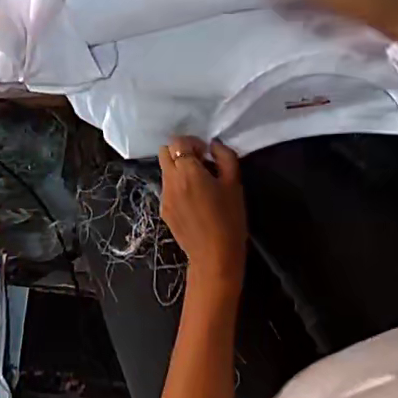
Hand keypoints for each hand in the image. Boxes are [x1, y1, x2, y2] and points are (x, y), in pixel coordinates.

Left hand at [157, 136, 246, 284]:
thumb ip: (225, 157)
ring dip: (178, 168)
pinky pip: (166, 187)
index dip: (192, 142)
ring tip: (199, 183)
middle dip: (180, 152)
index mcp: (187, 172)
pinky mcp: (163, 209)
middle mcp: (170, 181)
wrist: (214, 256)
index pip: (177, 142)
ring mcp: (164, 196)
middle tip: (200, 163)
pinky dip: (177, 185)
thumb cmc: (229, 219)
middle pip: (164, 152)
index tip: (206, 153)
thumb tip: (214, 145)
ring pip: (164, 170)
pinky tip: (194, 200)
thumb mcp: (234, 184)